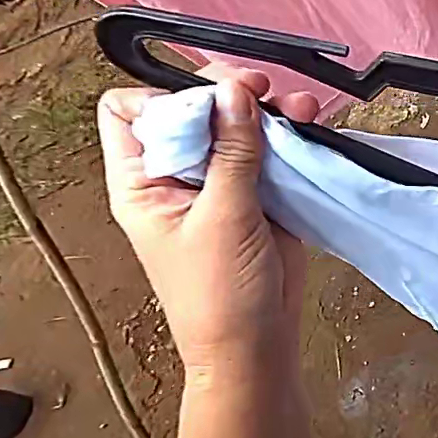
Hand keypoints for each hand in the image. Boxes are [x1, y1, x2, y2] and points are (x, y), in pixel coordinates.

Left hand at [97, 66, 321, 379]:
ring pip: (234, 127)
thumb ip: (232, 153)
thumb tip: (234, 92)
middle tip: (258, 91)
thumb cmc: (219, 298)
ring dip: (264, 112)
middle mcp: (177, 178)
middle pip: (191, 111)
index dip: (166, 99)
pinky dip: (286, 136)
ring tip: (295, 108)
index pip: (132, 113)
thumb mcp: (223, 219)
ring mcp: (218, 185)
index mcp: (143, 183)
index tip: (209, 105)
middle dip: (225, 96)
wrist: (257, 345)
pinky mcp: (255, 195)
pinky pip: (267, 152)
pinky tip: (305, 124)